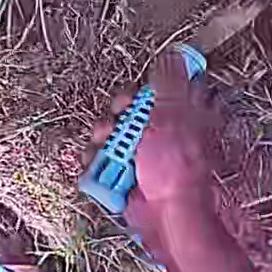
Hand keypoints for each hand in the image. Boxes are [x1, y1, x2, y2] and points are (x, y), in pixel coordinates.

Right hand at [89, 50, 221, 250]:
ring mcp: (138, 156)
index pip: (149, 93)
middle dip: (112, 119)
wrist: (167, 217)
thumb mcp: (172, 118)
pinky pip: (99, 159)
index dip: (135, 94)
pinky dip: (94, 162)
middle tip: (113, 127)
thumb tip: (175, 54)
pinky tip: (98, 166)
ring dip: (100, 141)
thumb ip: (169, 85)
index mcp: (175, 117)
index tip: (129, 101)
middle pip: (122, 113)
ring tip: (105, 150)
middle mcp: (156, 135)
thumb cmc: (176, 171)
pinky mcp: (123, 174)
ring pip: (107, 136)